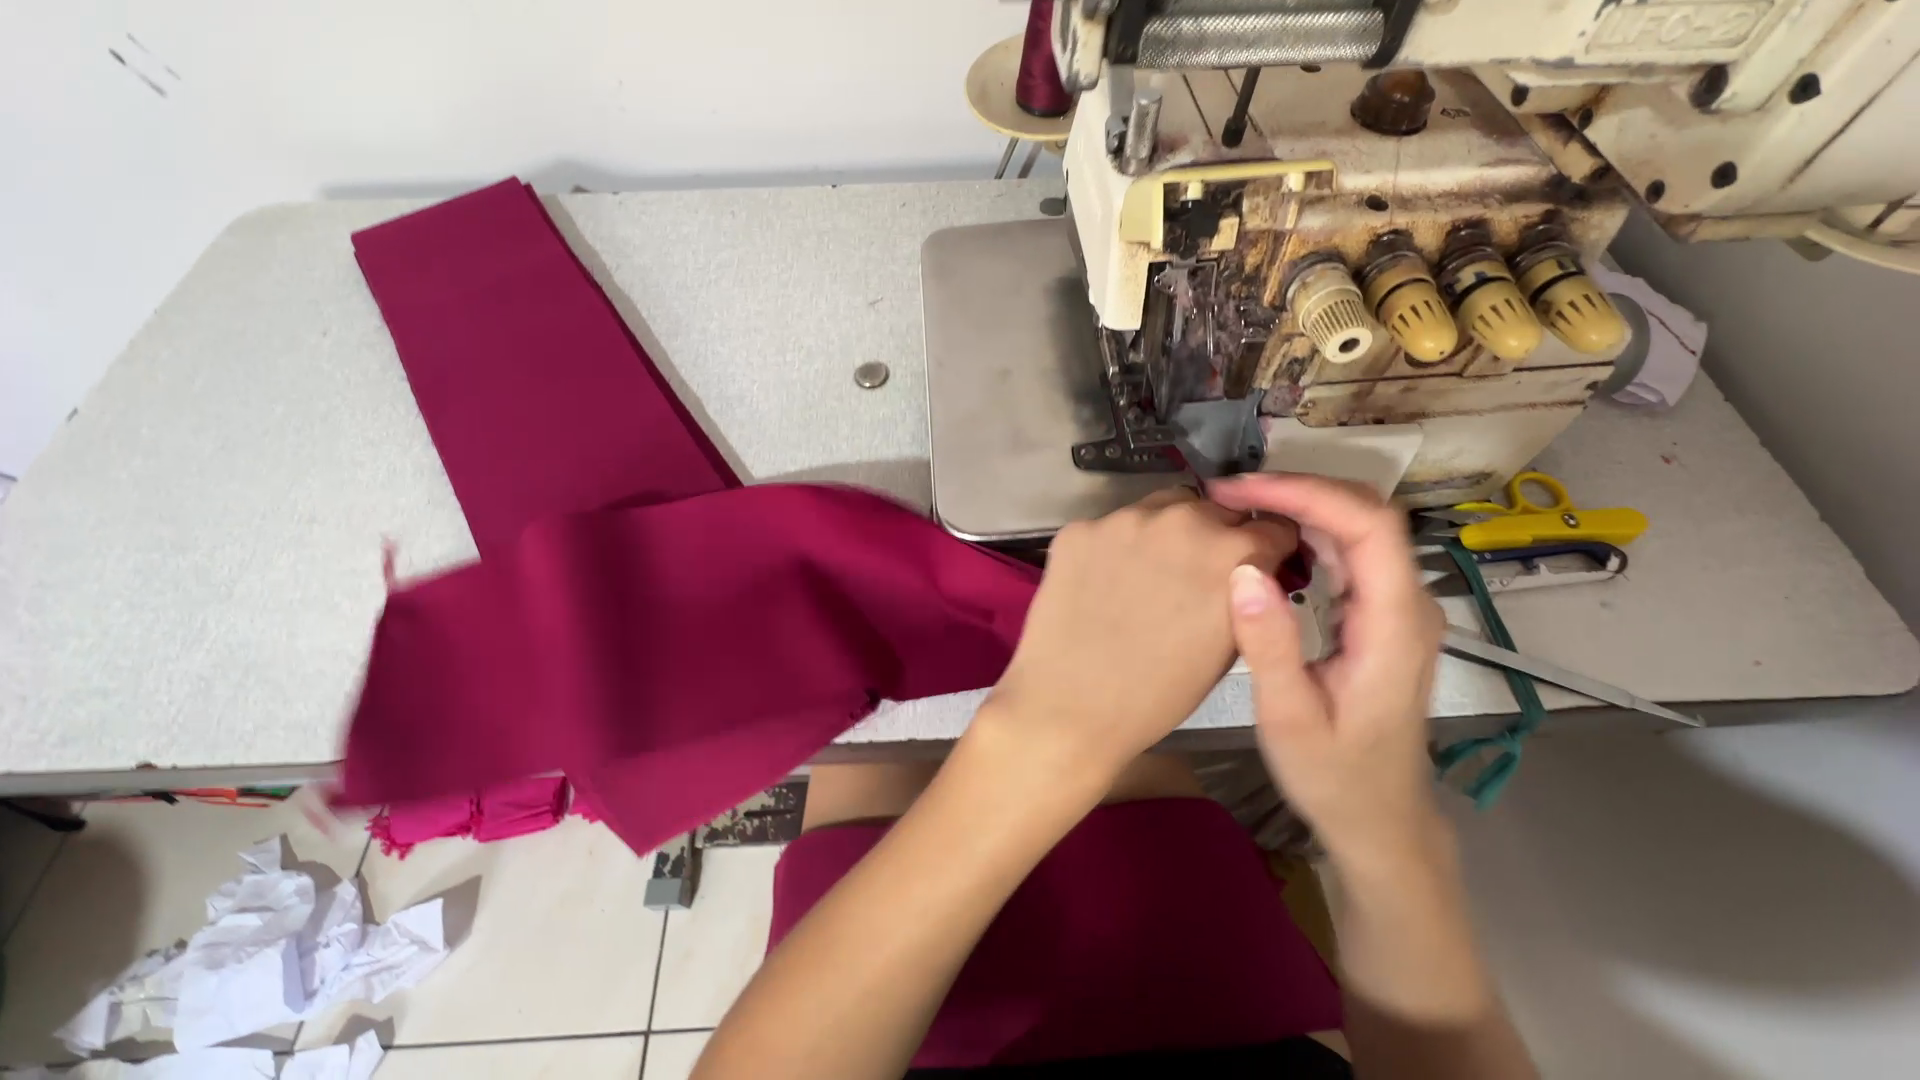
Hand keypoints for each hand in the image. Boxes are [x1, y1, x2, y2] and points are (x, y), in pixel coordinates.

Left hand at [978, 488, 1296, 784]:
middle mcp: (1184, 522)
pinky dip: (1116, 547)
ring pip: (1163, 508)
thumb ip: (1248, 598)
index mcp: (1233, 555)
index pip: (1271, 526)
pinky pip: (1111, 527)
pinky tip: (1104, 583)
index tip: (1255, 563)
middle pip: (1217, 509)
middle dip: (1218, 535)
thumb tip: (1252, 575)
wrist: (1069, 706)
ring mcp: (1126, 519)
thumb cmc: (1159, 695)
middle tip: (1197, 573)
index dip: (1266, 548)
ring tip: (1149, 574)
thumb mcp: (1229, 647)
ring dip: (1168, 531)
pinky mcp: (1080, 528)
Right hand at [1209, 474, 1447, 872]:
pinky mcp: (1382, 616)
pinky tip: (1268, 537)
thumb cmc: (1335, 777)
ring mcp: (1399, 608)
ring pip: (1360, 528)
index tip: (1241, 491)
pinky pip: (1350, 553)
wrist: (1379, 817)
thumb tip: (1242, 570)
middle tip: (1230, 493)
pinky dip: (1309, 532)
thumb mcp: (1290, 718)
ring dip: (1302, 506)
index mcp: (1395, 626)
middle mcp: (1409, 605)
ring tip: (1239, 506)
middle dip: (1300, 489)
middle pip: (1368, 514)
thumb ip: (1269, 645)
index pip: (1368, 526)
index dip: (1307, 493)